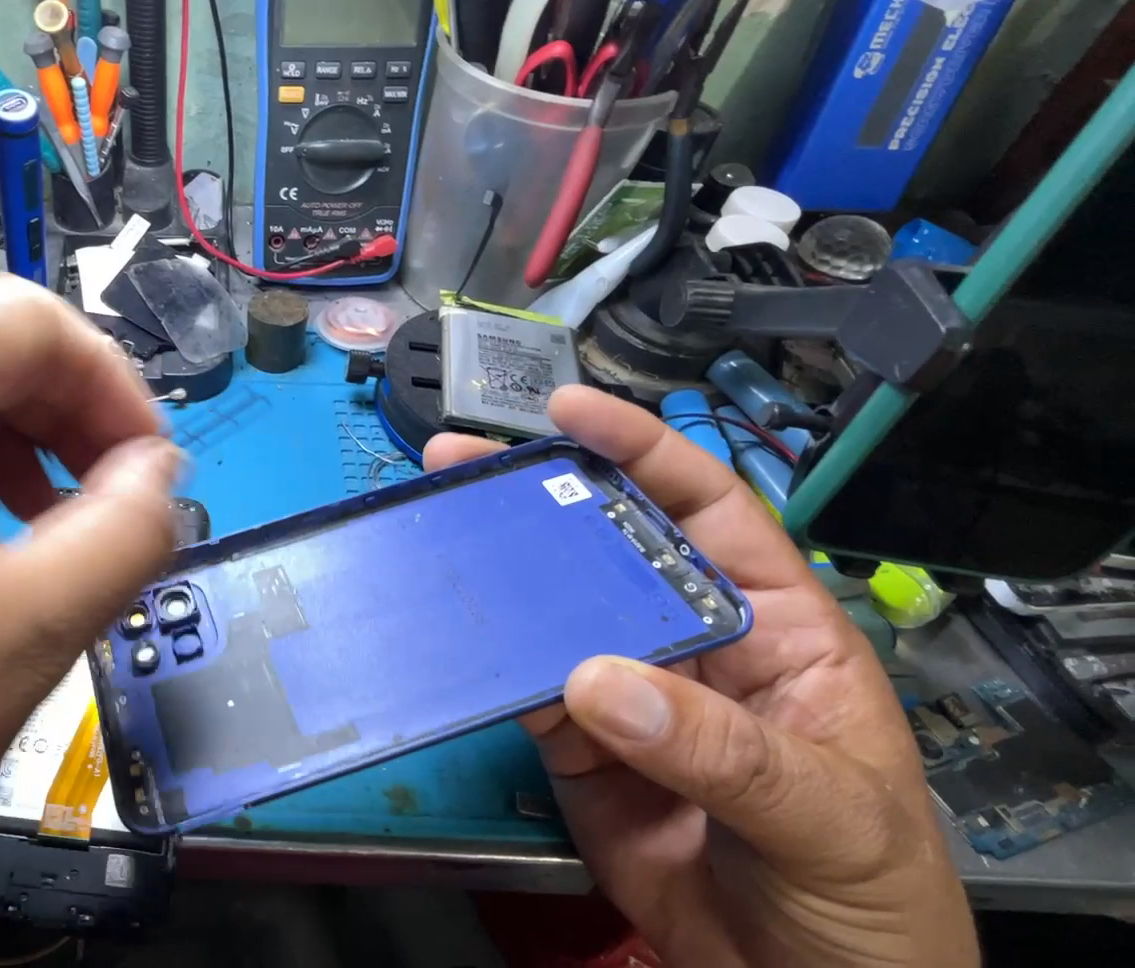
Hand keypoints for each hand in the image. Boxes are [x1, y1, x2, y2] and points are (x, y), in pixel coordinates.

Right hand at [426, 387, 975, 967]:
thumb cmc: (867, 895)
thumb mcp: (828, 815)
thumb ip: (724, 750)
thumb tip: (597, 682)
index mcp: (770, 624)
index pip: (705, 510)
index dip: (640, 450)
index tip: (571, 411)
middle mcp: (683, 637)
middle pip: (603, 545)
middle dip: (538, 494)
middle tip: (464, 457)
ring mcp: (623, 685)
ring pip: (550, 609)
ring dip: (495, 570)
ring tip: (439, 521)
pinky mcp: (574, 739)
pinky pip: (523, 685)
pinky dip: (488, 659)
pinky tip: (453, 625)